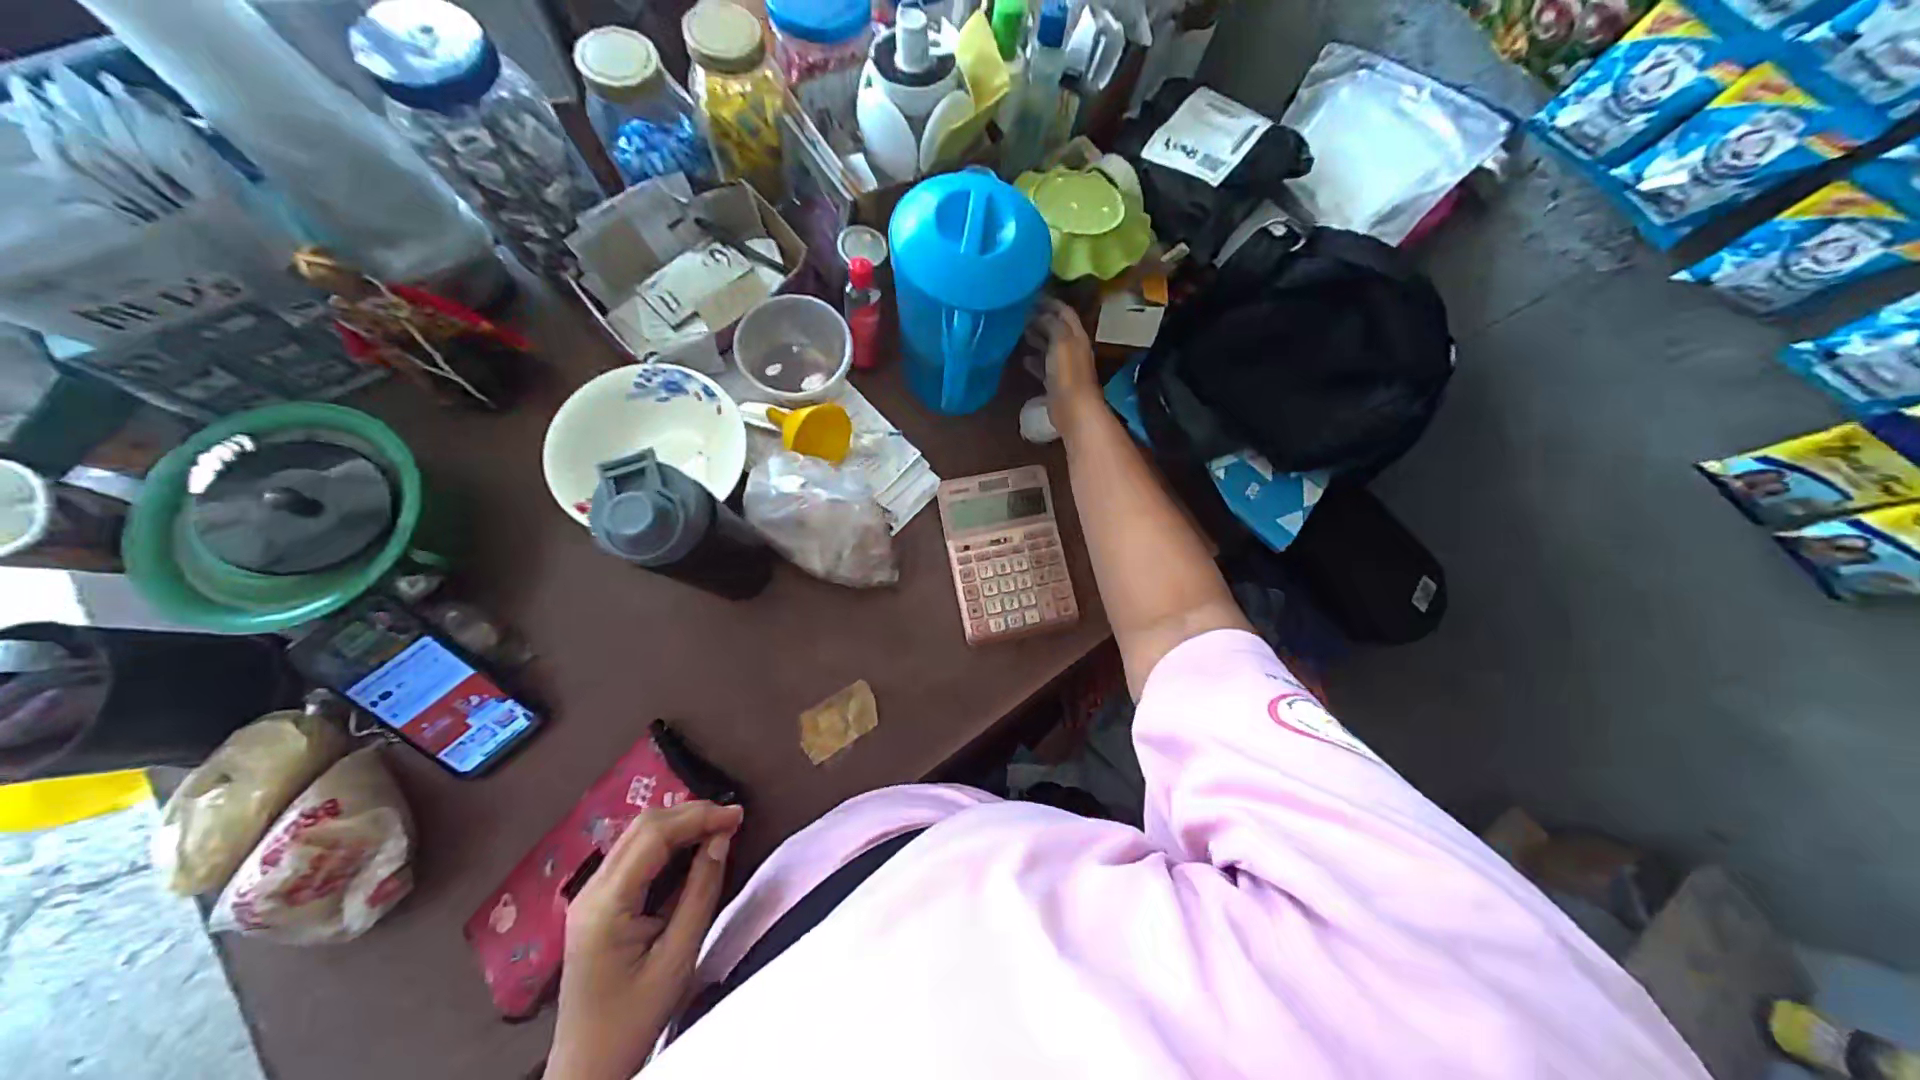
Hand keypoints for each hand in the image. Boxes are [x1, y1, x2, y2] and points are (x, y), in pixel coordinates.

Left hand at [547, 801, 743, 1079]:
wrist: (587, 1065)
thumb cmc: (633, 1017)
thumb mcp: (678, 956)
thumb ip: (700, 892)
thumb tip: (721, 839)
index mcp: (606, 904)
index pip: (654, 835)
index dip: (699, 816)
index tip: (737, 815)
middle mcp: (591, 890)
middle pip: (643, 826)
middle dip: (691, 813)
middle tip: (732, 818)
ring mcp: (589, 895)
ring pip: (636, 834)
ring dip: (679, 823)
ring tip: (718, 827)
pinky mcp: (596, 903)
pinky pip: (633, 854)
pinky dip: (666, 840)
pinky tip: (691, 845)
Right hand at [1032, 297, 1101, 435]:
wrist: (1073, 409)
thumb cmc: (1067, 373)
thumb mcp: (1061, 341)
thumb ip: (1053, 324)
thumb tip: (1043, 315)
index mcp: (1077, 336)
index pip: (1065, 312)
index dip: (1051, 303)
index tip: (1033, 297)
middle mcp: (1073, 348)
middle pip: (1058, 329)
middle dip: (1042, 319)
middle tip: (1022, 313)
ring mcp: (1065, 367)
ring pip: (1050, 347)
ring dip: (1038, 338)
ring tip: (1020, 332)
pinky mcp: (1057, 383)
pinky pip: (1045, 367)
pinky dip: (1035, 360)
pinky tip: (1024, 359)